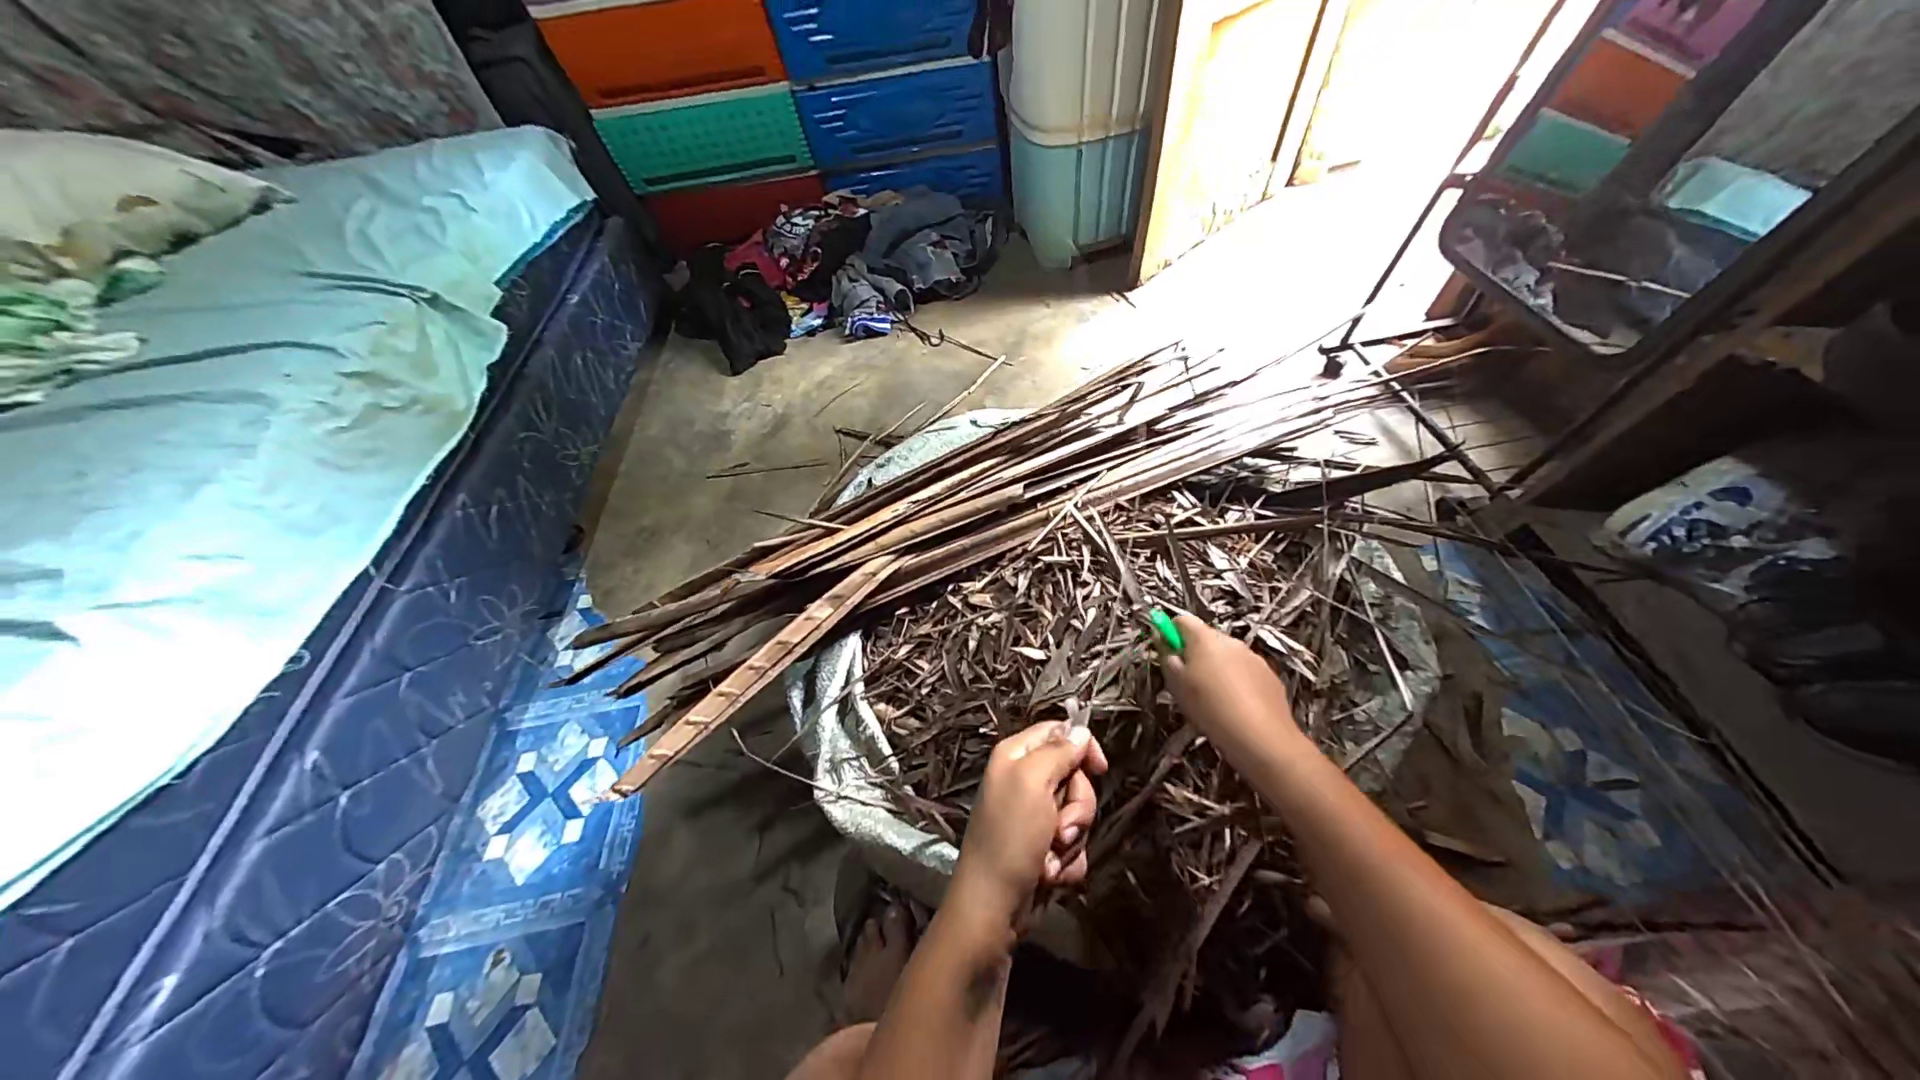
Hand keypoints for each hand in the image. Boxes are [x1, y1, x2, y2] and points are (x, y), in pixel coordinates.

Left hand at [951, 721, 1108, 923]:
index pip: (1059, 732)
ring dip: (1072, 839)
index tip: (1098, 768)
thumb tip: (1080, 729)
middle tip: (1060, 827)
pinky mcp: (1044, 847)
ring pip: (1079, 814)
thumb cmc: (1010, 837)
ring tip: (1049, 855)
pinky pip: (1075, 845)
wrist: (994, 905)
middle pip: (1075, 776)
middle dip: (1077, 806)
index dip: (1082, 746)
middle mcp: (1025, 781)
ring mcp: (1036, 816)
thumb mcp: (1033, 782)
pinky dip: (1067, 861)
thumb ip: (1058, 751)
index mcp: (1016, 756)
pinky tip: (1049, 873)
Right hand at [1160, 615, 1312, 771]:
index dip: (1171, 634)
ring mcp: (1253, 657)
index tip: (1168, 655)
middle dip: (1195, 653)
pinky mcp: (1270, 676)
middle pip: (1206, 638)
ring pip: (1227, 655)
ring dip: (1217, 668)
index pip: (1182, 620)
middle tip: (1188, 681)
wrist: (1261, 737)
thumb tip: (1163, 641)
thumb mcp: (1176, 685)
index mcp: (1205, 639)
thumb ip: (1167, 658)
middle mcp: (1231, 641)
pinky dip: (1237, 681)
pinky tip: (1236, 705)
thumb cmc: (1210, 708)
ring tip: (1214, 698)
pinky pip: (1245, 671)